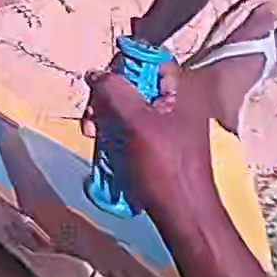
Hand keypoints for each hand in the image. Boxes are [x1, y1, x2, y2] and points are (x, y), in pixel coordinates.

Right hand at [84, 62, 222, 226]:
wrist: (183, 216)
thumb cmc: (166, 168)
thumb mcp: (139, 124)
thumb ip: (116, 92)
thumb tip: (95, 72)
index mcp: (181, 95)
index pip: (153, 60)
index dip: (127, 63)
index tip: (106, 79)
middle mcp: (173, 105)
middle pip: (132, 81)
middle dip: (106, 94)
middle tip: (94, 113)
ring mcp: (163, 125)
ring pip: (124, 103)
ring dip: (103, 113)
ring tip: (92, 132)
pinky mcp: (152, 142)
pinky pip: (124, 124)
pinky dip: (109, 129)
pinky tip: (99, 141)